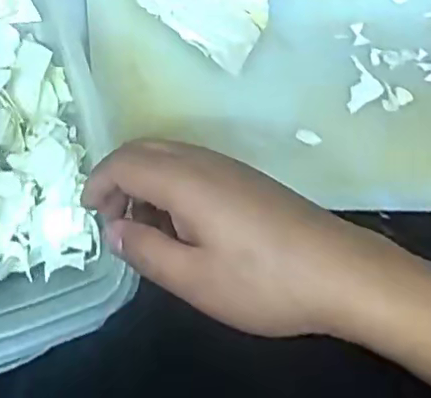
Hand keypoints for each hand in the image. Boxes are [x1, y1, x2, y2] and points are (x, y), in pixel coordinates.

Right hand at [83, 139, 430, 340]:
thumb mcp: (196, 280)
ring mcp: (221, 162)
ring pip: (162, 153)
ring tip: (142, 225)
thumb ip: (146, 252)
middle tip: (111, 220)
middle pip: (139, 150)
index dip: (98, 184)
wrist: (342, 271)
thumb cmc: (264, 280)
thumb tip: (113, 231)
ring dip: (140, 179)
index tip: (88, 212)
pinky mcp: (239, 174)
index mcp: (180, 177)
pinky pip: (185, 162)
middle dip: (115, 178)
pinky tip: (179, 221)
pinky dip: (164, 180)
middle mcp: (196, 158)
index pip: (122, 163)